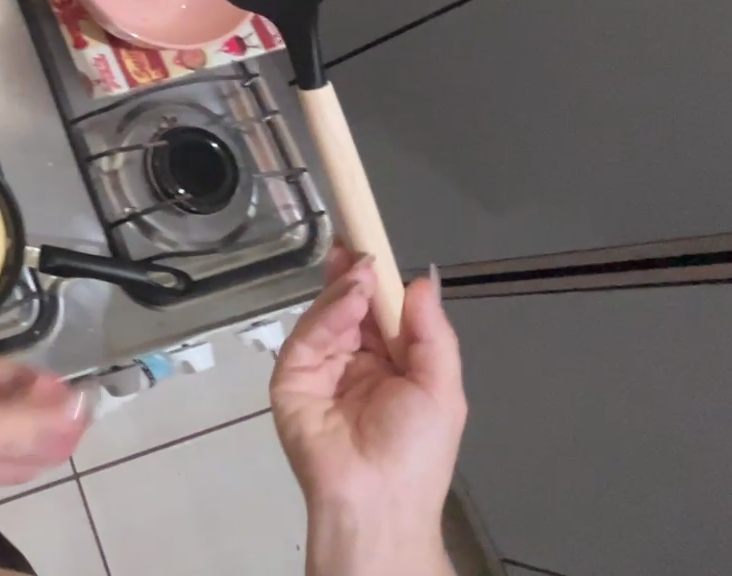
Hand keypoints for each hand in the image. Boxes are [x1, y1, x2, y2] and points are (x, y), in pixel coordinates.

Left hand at [0, 358, 87, 524]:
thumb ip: (33, 417)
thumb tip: (82, 399)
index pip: (15, 371)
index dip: (46, 382)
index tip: (78, 398)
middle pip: (11, 402)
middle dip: (44, 413)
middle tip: (81, 429)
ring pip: (3, 433)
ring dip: (33, 439)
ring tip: (68, 449)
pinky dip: (15, 461)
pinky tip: (36, 468)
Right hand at [271, 247, 466, 574]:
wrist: (374, 494)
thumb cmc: (417, 450)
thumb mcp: (441, 390)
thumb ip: (431, 333)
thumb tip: (423, 279)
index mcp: (390, 365)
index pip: (380, 313)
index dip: (378, 281)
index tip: (374, 245)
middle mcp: (353, 358)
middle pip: (348, 305)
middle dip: (351, 273)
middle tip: (351, 237)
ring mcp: (319, 362)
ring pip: (329, 312)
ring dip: (343, 287)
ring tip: (356, 262)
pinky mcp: (290, 369)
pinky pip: (310, 332)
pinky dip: (328, 309)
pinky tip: (347, 292)